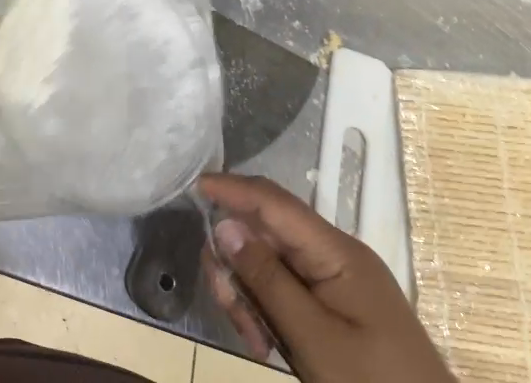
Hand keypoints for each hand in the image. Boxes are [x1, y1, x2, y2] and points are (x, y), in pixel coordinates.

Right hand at [197, 173, 453, 382]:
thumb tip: (224, 224)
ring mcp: (334, 280)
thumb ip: (266, 279)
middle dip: (235, 265)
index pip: (275, 202)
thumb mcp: (313, 337)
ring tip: (254, 341)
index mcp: (337, 253)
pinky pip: (282, 289)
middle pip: (264, 235)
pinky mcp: (332, 304)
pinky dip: (264, 309)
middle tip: (229, 309)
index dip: (232, 189)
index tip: (193, 187)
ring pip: (267, 264)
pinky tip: (265, 342)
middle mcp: (334, 256)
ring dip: (248, 295)